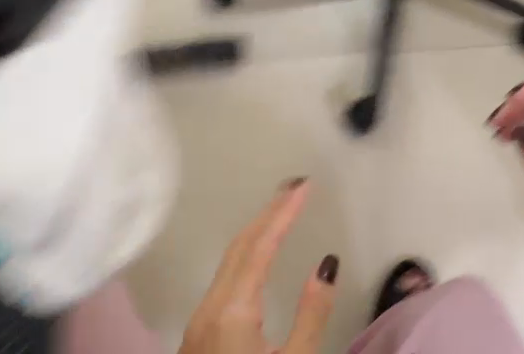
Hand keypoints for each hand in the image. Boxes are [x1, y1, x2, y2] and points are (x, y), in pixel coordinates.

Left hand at [181, 179, 337, 353]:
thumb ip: (312, 314)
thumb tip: (325, 264)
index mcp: (233, 312)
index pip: (260, 246)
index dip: (284, 213)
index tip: (306, 186)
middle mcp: (209, 311)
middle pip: (239, 247)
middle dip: (268, 212)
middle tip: (297, 186)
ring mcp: (198, 325)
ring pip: (228, 262)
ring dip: (256, 231)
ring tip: (283, 210)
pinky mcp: (198, 339)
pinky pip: (224, 279)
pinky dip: (246, 254)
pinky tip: (259, 255)